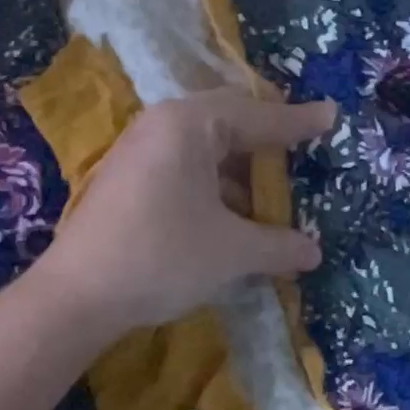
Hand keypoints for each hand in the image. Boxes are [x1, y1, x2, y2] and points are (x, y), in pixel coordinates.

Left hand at [28, 88, 337, 331]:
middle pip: (226, 129)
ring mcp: (136, 156)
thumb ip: (277, 246)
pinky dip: (209, 195)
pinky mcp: (123, 186)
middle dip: (265, 152)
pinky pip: (179, 176)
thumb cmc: (162, 257)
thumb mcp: (231, 251)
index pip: (256, 114)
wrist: (79, 295)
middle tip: (300, 162)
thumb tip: (314, 252)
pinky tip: (227, 225)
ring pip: (201, 157)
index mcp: (188, 124)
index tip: (330, 118)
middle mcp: (159, 128)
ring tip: (268, 209)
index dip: (297, 123)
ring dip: (237, 182)